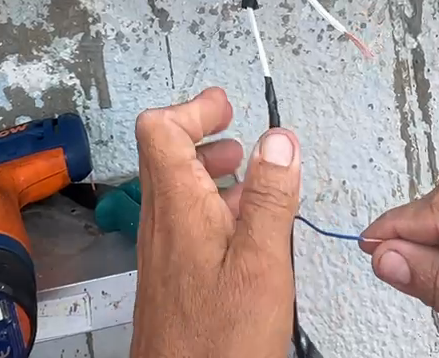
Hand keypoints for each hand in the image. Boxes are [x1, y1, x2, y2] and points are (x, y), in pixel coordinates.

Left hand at [128, 87, 301, 357]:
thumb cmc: (217, 344)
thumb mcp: (260, 264)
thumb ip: (269, 198)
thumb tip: (279, 140)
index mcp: (177, 206)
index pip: (159, 129)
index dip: (192, 108)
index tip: (224, 105)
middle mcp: (161, 221)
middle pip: (164, 152)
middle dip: (201, 129)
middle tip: (231, 121)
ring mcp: (161, 249)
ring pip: (175, 185)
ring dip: (208, 165)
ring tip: (245, 167)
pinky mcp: (170, 274)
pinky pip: (183, 217)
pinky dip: (211, 201)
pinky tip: (242, 223)